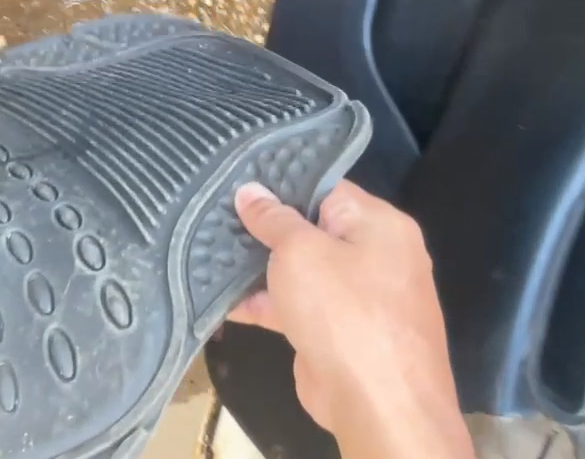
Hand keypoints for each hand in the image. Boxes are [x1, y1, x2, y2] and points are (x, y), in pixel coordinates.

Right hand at [230, 180, 473, 458]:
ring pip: (298, 267)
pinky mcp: (340, 330)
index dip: (277, 180)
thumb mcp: (299, 251)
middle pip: (308, 227)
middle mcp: (376, 257)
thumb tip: (250, 190)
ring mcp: (360, 297)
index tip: (233, 175)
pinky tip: (220, 296)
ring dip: (256, 265)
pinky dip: (263, 300)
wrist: (379, 408)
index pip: (323, 186)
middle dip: (260, 225)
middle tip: (210, 209)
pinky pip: (296, 302)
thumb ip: (272, 217)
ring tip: (204, 247)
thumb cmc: (344, 312)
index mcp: (380, 227)